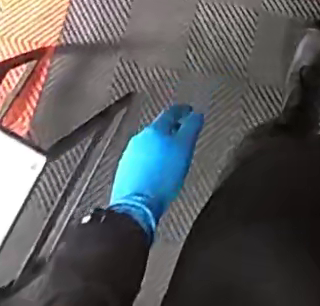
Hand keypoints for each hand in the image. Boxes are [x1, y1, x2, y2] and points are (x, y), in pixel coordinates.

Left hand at [107, 104, 204, 237]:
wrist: (134, 209)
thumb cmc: (164, 175)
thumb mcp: (185, 149)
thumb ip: (192, 128)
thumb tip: (196, 114)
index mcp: (155, 129)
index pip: (171, 112)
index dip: (183, 110)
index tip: (191, 111)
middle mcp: (140, 137)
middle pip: (159, 128)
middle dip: (172, 129)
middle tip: (183, 135)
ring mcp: (129, 155)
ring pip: (149, 143)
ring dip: (161, 145)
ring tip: (171, 154)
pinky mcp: (123, 172)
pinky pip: (141, 158)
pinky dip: (151, 159)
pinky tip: (156, 170)